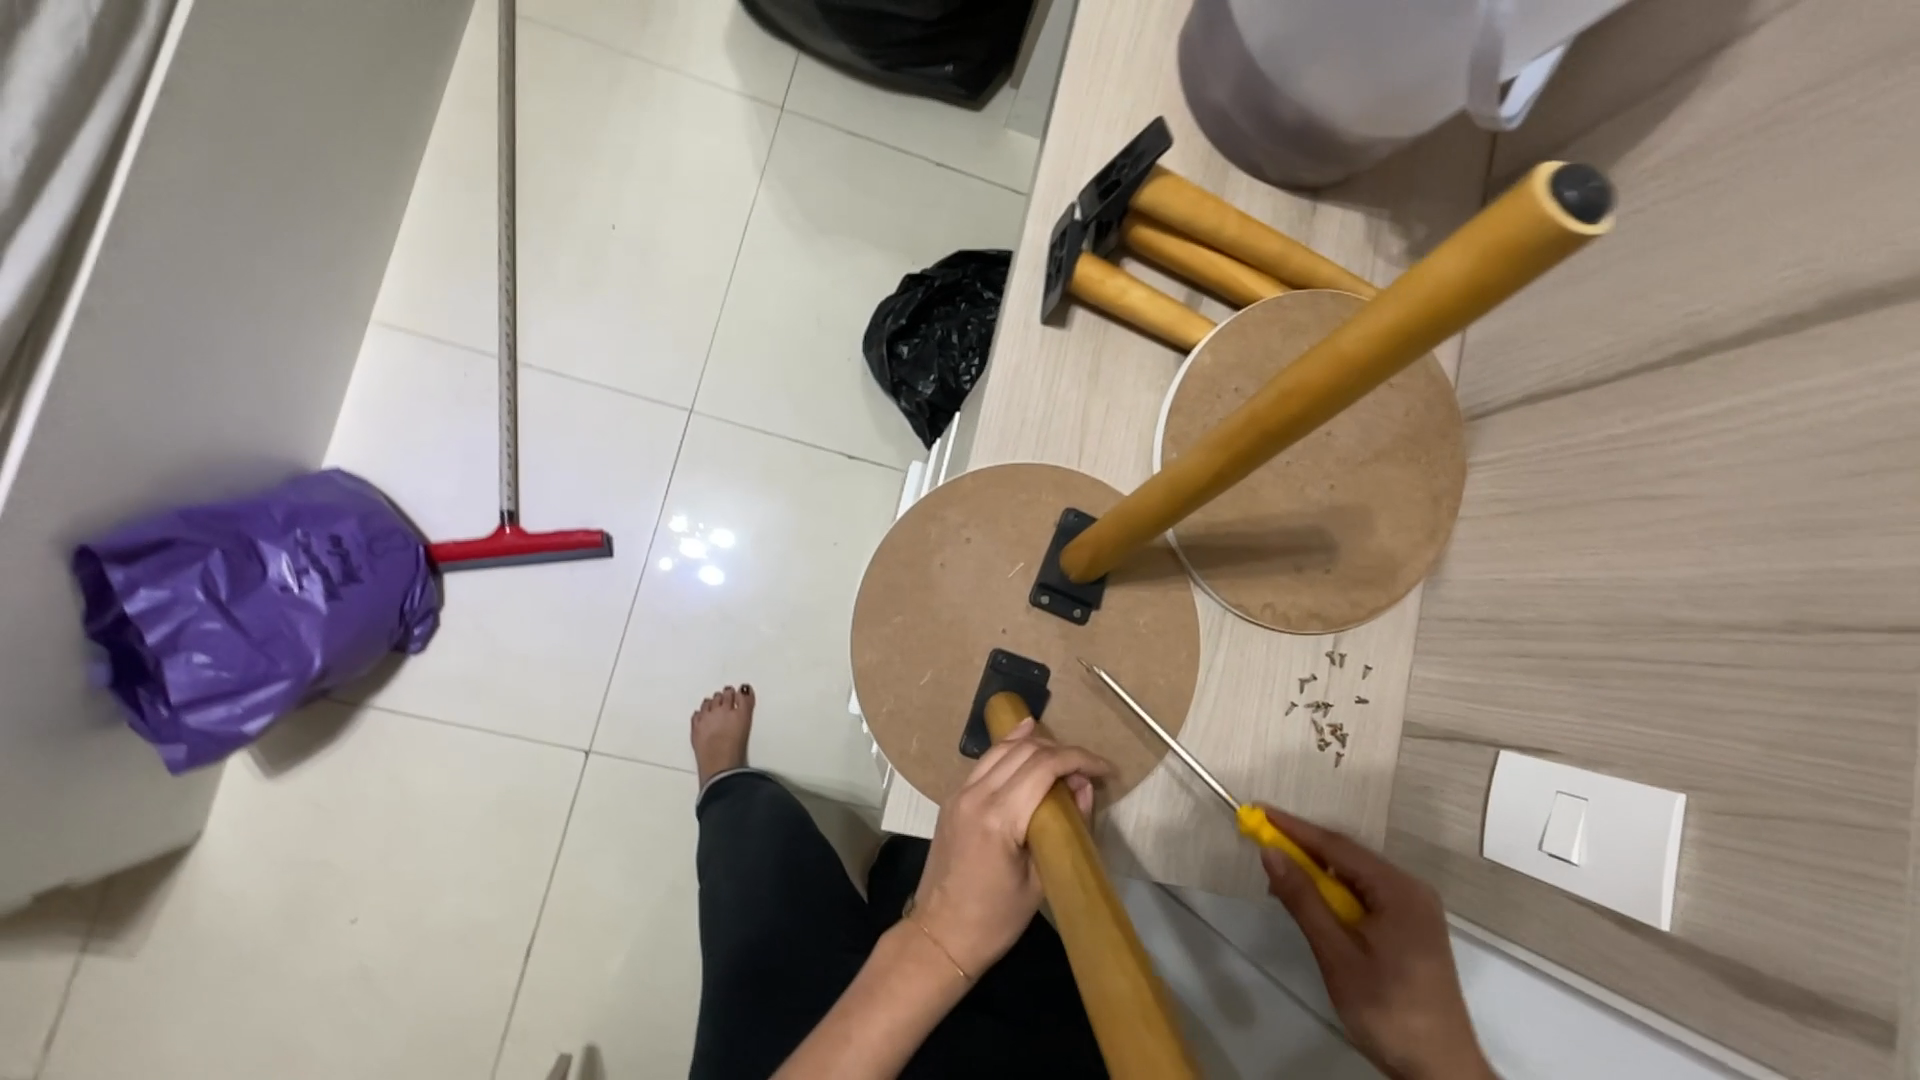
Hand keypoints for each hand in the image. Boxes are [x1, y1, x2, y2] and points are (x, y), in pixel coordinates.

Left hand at [911, 718, 1110, 975]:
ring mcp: (960, 793)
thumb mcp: (1040, 880)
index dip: (1080, 759)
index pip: (1045, 766)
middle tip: (1088, 769)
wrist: (939, 935)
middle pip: (1025, 751)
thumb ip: (1065, 827)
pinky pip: (985, 762)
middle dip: (1062, 751)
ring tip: (1066, 755)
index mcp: (999, 817)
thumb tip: (1084, 788)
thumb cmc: (994, 920)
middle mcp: (976, 795)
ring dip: (1036, 745)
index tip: (1105, 770)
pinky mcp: (953, 799)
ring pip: (1002, 749)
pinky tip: (1026, 740)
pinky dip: (1010, 749)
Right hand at [1257, 806, 1492, 1079]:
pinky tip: (1310, 905)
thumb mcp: (1336, 954)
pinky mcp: (1408, 930)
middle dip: (1303, 849)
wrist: (1439, 1070)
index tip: (1258, 811)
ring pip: (1354, 878)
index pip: (1337, 846)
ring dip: (1316, 875)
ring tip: (1278, 878)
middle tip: (1261, 843)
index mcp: (1399, 890)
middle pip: (1347, 858)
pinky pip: (1364, 897)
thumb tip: (1270, 853)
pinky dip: (1333, 896)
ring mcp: (1412, 911)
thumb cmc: (1387, 1009)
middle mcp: (1410, 891)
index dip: (1294, 828)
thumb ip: (1303, 899)